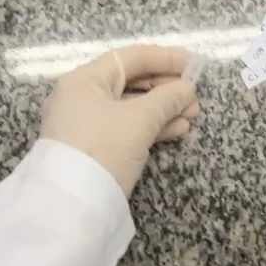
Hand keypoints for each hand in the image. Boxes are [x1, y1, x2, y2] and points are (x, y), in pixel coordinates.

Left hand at [40, 45, 199, 195]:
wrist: (71, 207)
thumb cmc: (103, 149)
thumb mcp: (139, 121)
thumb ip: (167, 99)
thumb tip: (186, 89)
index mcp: (85, 79)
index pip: (130, 58)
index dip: (165, 58)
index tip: (193, 64)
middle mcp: (81, 96)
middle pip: (131, 81)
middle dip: (166, 88)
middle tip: (194, 96)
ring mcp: (85, 124)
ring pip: (131, 107)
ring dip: (162, 109)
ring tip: (192, 115)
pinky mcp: (92, 148)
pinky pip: (126, 127)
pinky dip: (150, 127)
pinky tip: (177, 131)